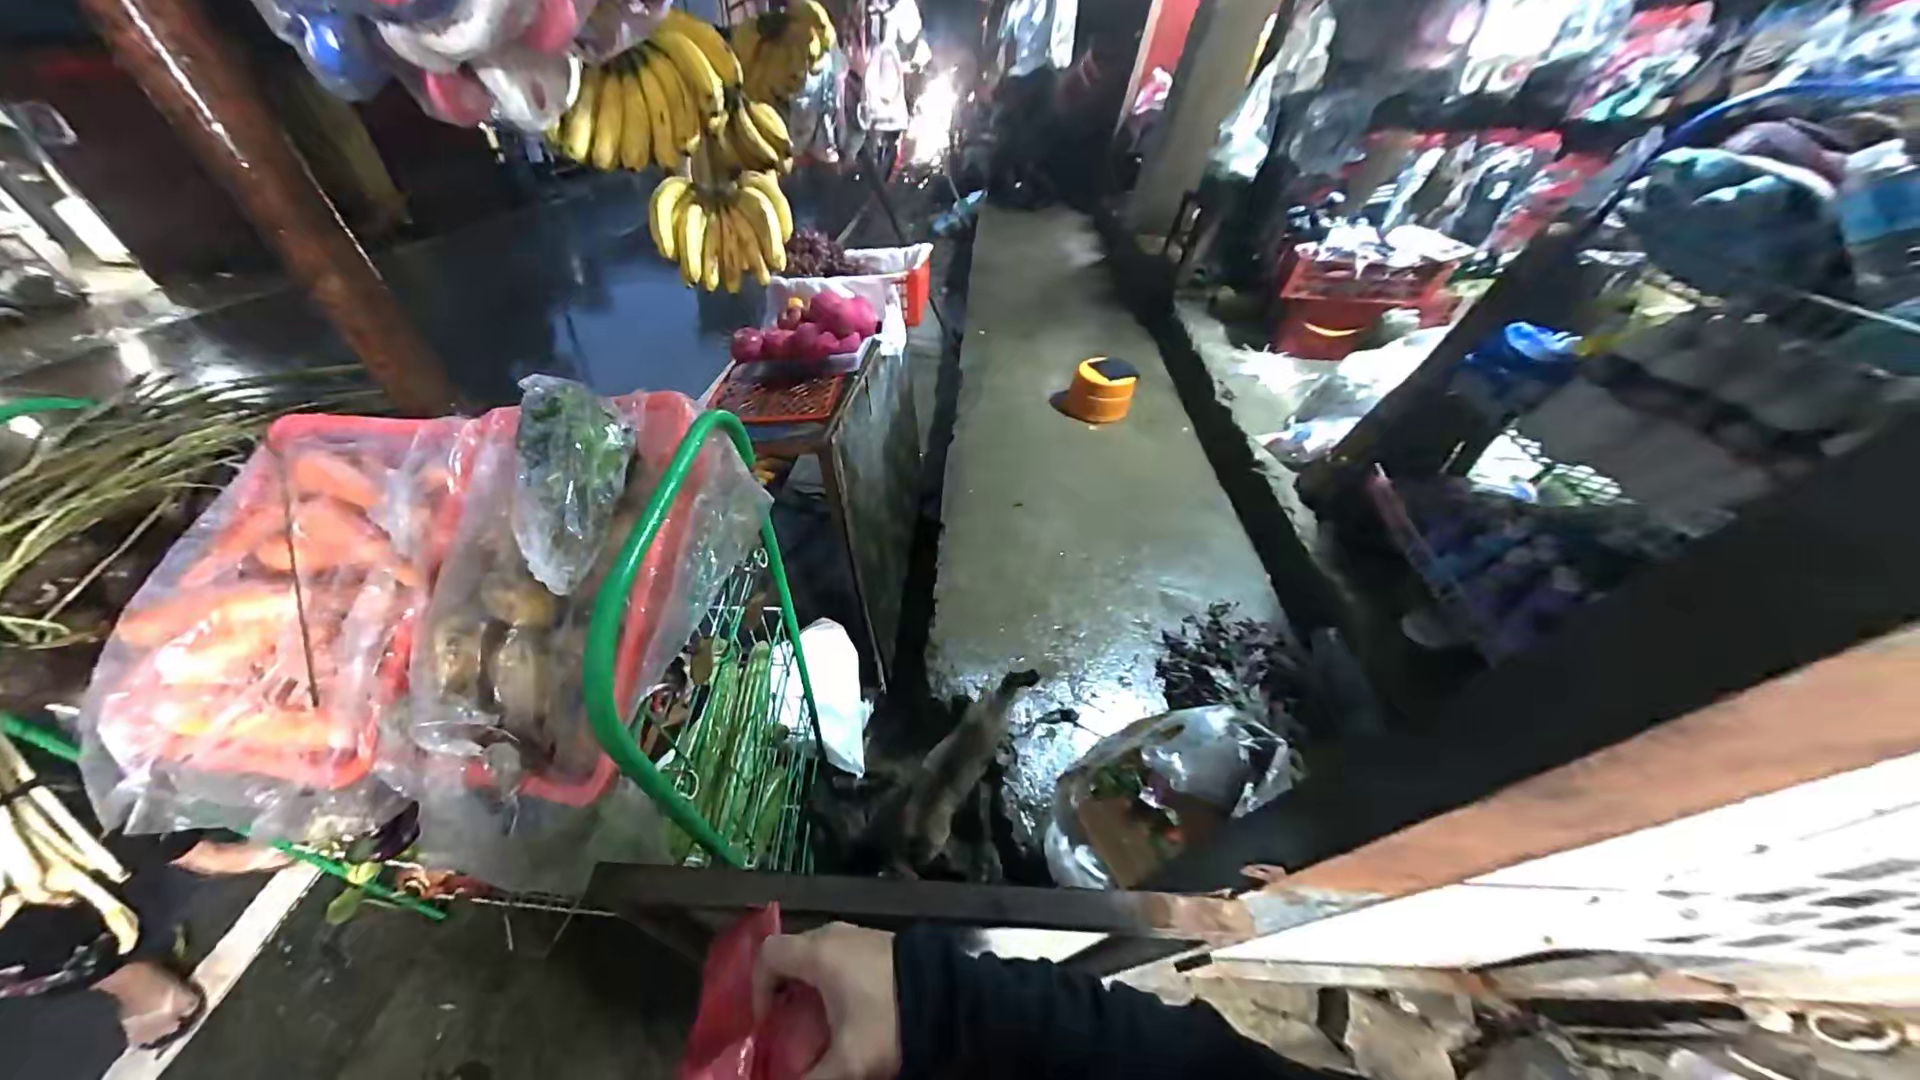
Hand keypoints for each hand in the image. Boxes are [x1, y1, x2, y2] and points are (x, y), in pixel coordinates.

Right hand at [753, 922, 900, 1079]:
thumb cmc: (887, 1019)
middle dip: (782, 990)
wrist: (945, 992)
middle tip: (785, 1030)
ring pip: (817, 954)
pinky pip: (839, 955)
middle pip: (792, 953)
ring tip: (814, 1025)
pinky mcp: (876, 942)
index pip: (769, 953)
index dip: (758, 987)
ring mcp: (857, 934)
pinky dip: (830, 978)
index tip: (766, 1024)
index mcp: (819, 951)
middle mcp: (834, 933)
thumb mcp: (847, 1061)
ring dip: (807, 986)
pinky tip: (843, 1011)